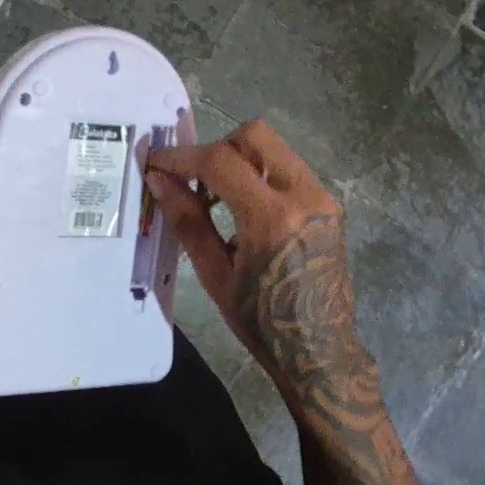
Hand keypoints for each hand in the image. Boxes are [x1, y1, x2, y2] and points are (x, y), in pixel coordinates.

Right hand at [144, 121, 373, 404]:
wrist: (319, 349)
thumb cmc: (260, 321)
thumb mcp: (214, 274)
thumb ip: (187, 220)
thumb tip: (158, 180)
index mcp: (272, 218)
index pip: (220, 162)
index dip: (181, 157)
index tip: (155, 163)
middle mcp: (304, 196)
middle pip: (255, 135)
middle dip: (216, 147)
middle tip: (194, 177)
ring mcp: (322, 198)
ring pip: (273, 148)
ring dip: (238, 160)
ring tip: (213, 194)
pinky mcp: (328, 205)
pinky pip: (286, 169)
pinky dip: (257, 174)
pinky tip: (240, 208)